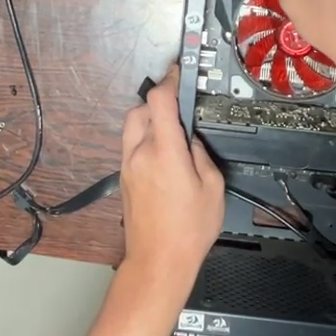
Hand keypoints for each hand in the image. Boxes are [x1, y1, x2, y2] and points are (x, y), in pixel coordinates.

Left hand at [119, 66, 225, 289]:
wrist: (157, 261)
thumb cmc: (187, 231)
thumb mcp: (212, 188)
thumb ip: (201, 154)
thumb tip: (191, 138)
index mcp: (165, 152)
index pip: (160, 100)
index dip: (170, 81)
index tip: (180, 74)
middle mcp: (140, 154)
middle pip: (141, 108)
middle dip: (160, 103)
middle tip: (181, 110)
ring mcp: (128, 165)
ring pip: (132, 125)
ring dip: (149, 119)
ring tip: (172, 133)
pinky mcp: (123, 177)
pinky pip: (131, 144)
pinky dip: (144, 139)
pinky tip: (163, 154)